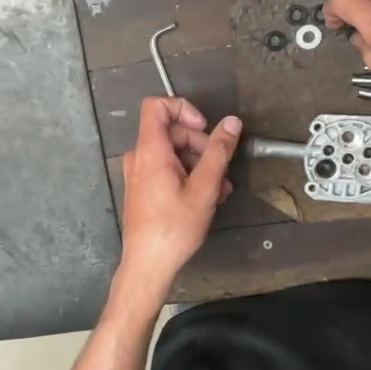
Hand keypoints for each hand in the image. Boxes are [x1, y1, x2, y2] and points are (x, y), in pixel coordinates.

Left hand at [118, 97, 241, 289]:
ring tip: (220, 190)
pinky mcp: (142, 189)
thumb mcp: (204, 187)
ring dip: (200, 165)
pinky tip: (207, 198)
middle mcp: (139, 157)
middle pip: (172, 132)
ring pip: (173, 154)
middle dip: (201, 145)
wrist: (148, 264)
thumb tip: (231, 122)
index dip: (183, 108)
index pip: (157, 106)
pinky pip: (166, 170)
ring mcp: (138, 173)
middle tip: (221, 169)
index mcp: (150, 150)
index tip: (204, 129)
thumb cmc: (174, 227)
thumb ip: (218, 151)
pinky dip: (188, 177)